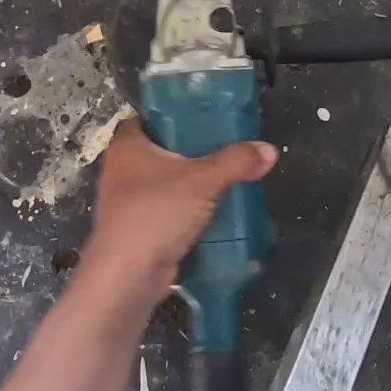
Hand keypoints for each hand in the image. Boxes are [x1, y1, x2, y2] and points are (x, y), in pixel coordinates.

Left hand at [83, 119, 277, 293]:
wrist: (127, 275)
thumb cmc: (156, 214)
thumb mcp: (203, 181)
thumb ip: (236, 162)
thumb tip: (269, 150)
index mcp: (127, 146)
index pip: (147, 118)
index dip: (172, 114)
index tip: (202, 115)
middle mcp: (121, 169)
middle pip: (159, 150)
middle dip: (189, 150)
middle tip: (224, 145)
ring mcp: (126, 201)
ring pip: (163, 182)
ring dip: (189, 182)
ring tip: (225, 175)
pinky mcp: (137, 228)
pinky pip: (166, 209)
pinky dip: (186, 208)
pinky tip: (213, 209)